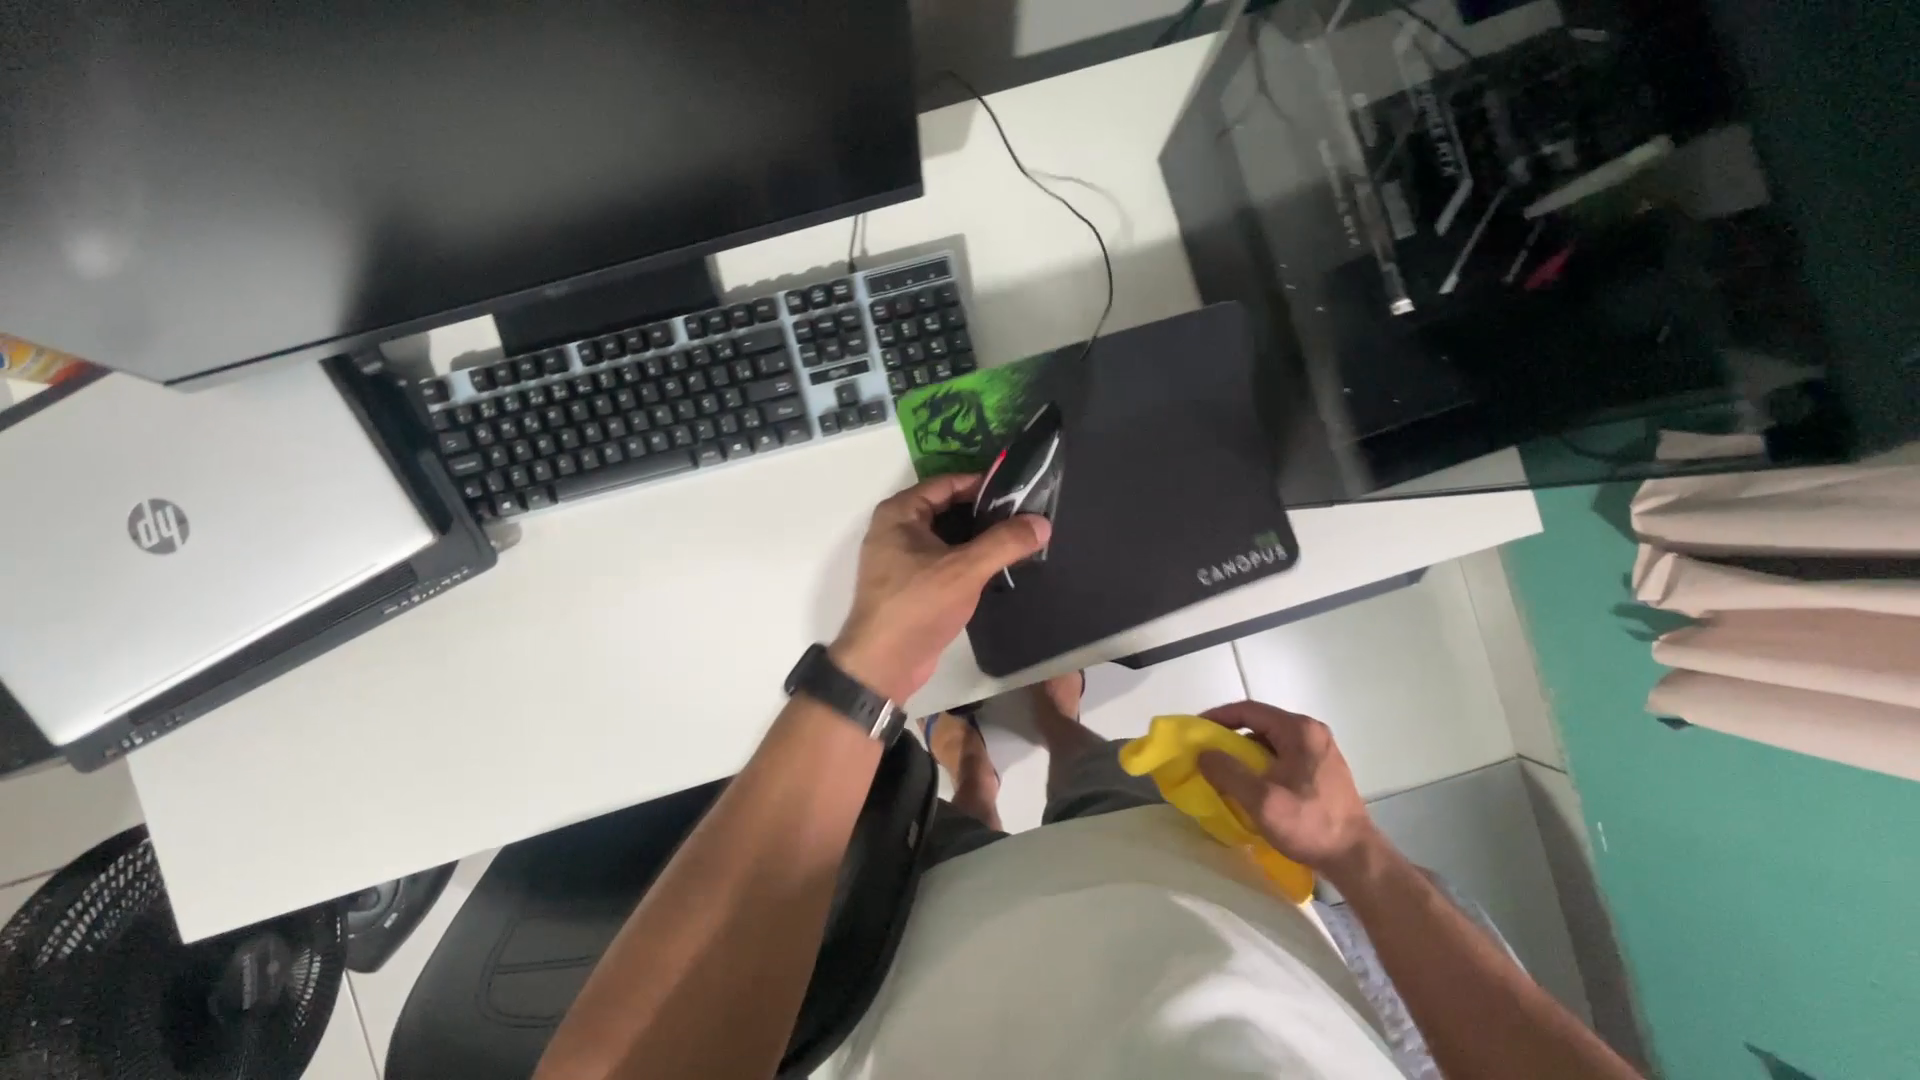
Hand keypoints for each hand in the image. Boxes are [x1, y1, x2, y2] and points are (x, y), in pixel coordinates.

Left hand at [831, 474, 1050, 702]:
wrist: (884, 664)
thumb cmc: (917, 606)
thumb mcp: (965, 569)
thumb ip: (1005, 542)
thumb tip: (1042, 523)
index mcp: (899, 513)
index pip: (948, 483)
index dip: (984, 483)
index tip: (1020, 490)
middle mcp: (897, 529)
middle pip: (949, 509)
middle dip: (986, 512)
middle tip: (1026, 515)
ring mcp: (902, 559)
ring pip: (949, 537)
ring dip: (980, 539)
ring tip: (1021, 538)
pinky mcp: (912, 585)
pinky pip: (945, 561)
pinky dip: (969, 560)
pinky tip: (1000, 566)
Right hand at [1196, 701, 1382, 885]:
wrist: (1356, 858)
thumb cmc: (1309, 824)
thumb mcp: (1262, 800)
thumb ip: (1228, 772)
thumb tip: (1203, 753)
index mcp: (1299, 731)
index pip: (1249, 710)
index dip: (1218, 717)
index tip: (1196, 730)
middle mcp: (1312, 733)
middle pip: (1260, 724)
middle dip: (1229, 737)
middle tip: (1206, 752)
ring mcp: (1320, 752)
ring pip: (1271, 742)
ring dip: (1245, 753)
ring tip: (1223, 770)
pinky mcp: (1322, 771)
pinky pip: (1282, 757)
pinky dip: (1261, 765)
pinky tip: (1250, 785)